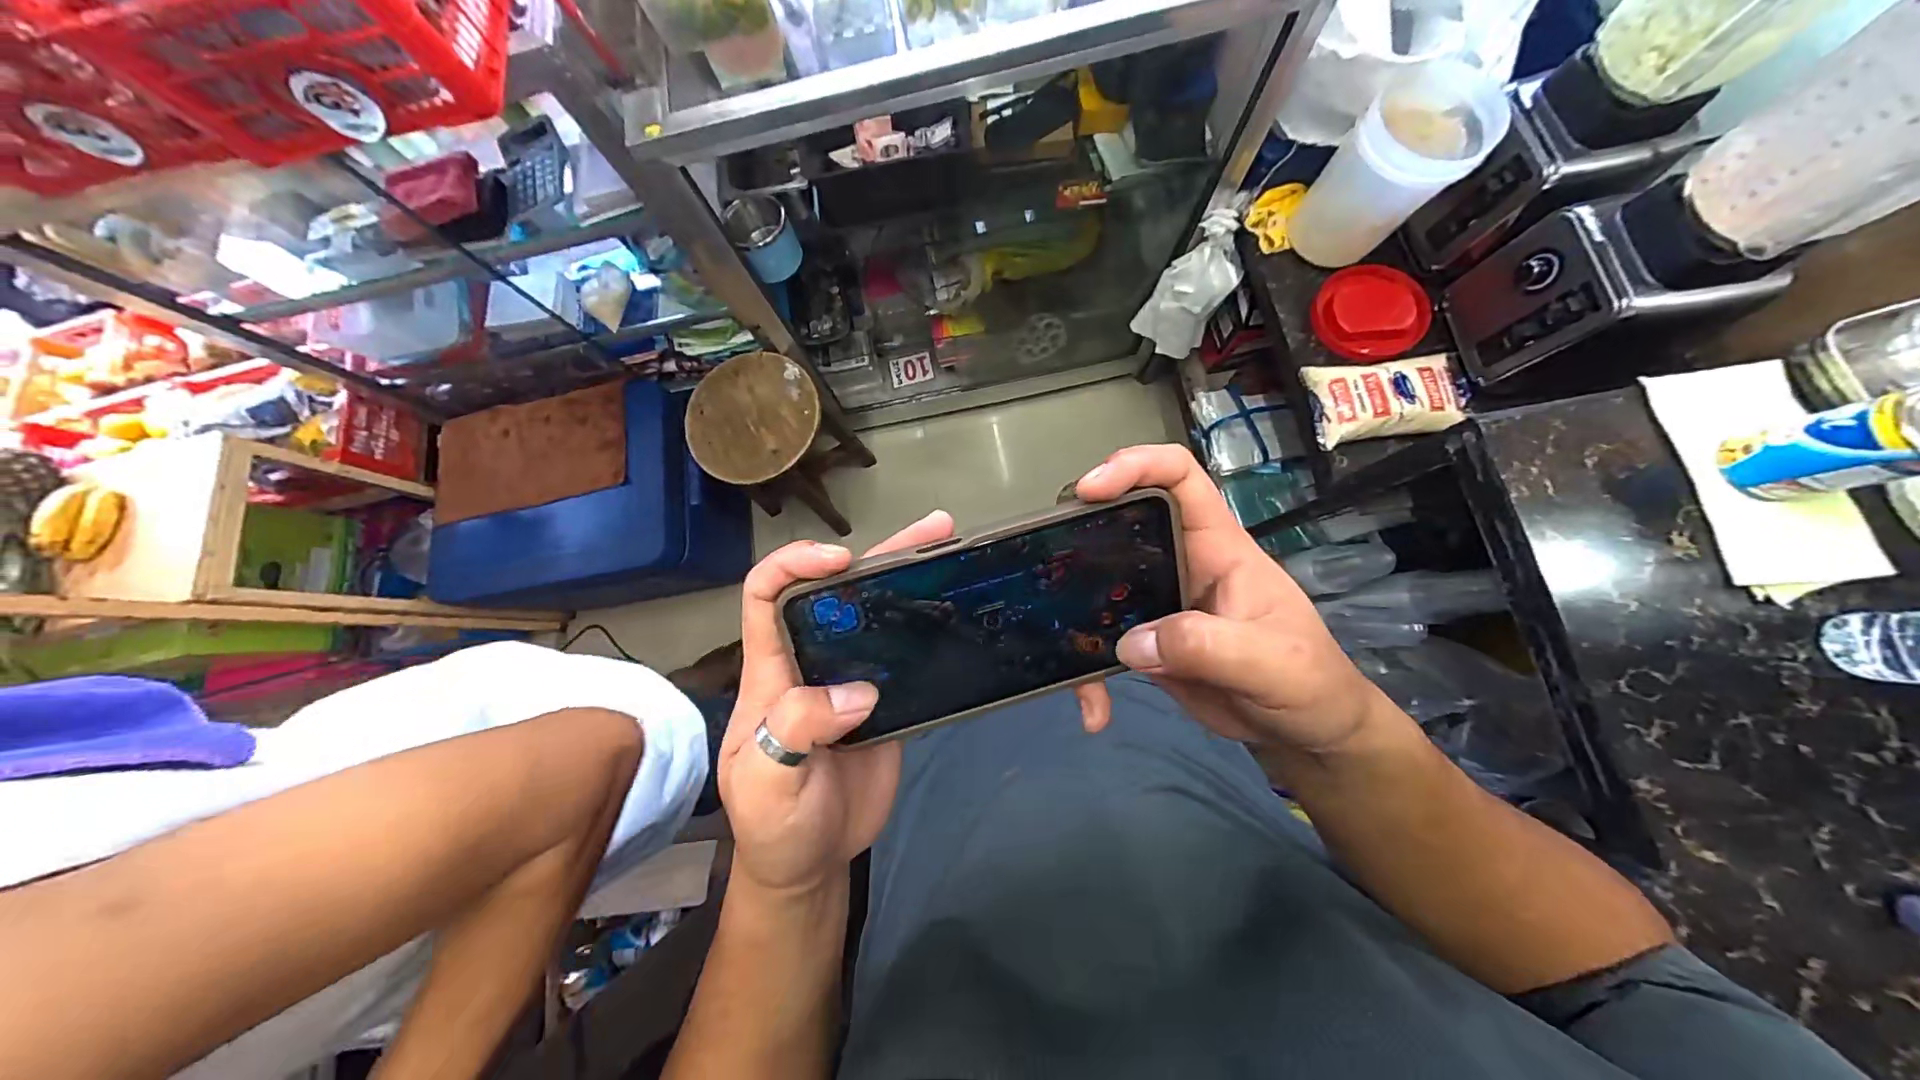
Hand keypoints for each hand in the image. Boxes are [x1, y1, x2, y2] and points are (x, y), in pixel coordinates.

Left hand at [719, 511, 956, 894]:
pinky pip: (903, 654)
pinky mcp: (883, 702)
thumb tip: (857, 692)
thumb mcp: (766, 785)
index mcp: (771, 672)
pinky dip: (927, 628)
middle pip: (836, 590)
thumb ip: (794, 733)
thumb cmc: (772, 826)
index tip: (838, 560)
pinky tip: (955, 611)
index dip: (793, 565)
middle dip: (877, 554)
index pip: (766, 595)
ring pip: (876, 616)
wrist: (810, 861)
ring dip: (909, 579)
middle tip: (930, 531)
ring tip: (950, 549)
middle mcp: (811, 661)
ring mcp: (850, 680)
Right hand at [1073, 444, 1386, 751]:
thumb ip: (1208, 645)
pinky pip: (1104, 646)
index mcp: (1217, 546)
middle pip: (1122, 521)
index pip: (1179, 477)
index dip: (1136, 466)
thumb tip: (1131, 642)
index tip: (1091, 488)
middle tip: (1045, 550)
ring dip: (1073, 610)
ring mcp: (1160, 602)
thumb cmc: (1308, 682)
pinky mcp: (1147, 642)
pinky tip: (1094, 712)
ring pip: (1101, 585)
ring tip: (1053, 636)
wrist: (1305, 731)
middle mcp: (1181, 563)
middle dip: (1081, 529)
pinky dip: (1092, 677)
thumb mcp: (1271, 661)